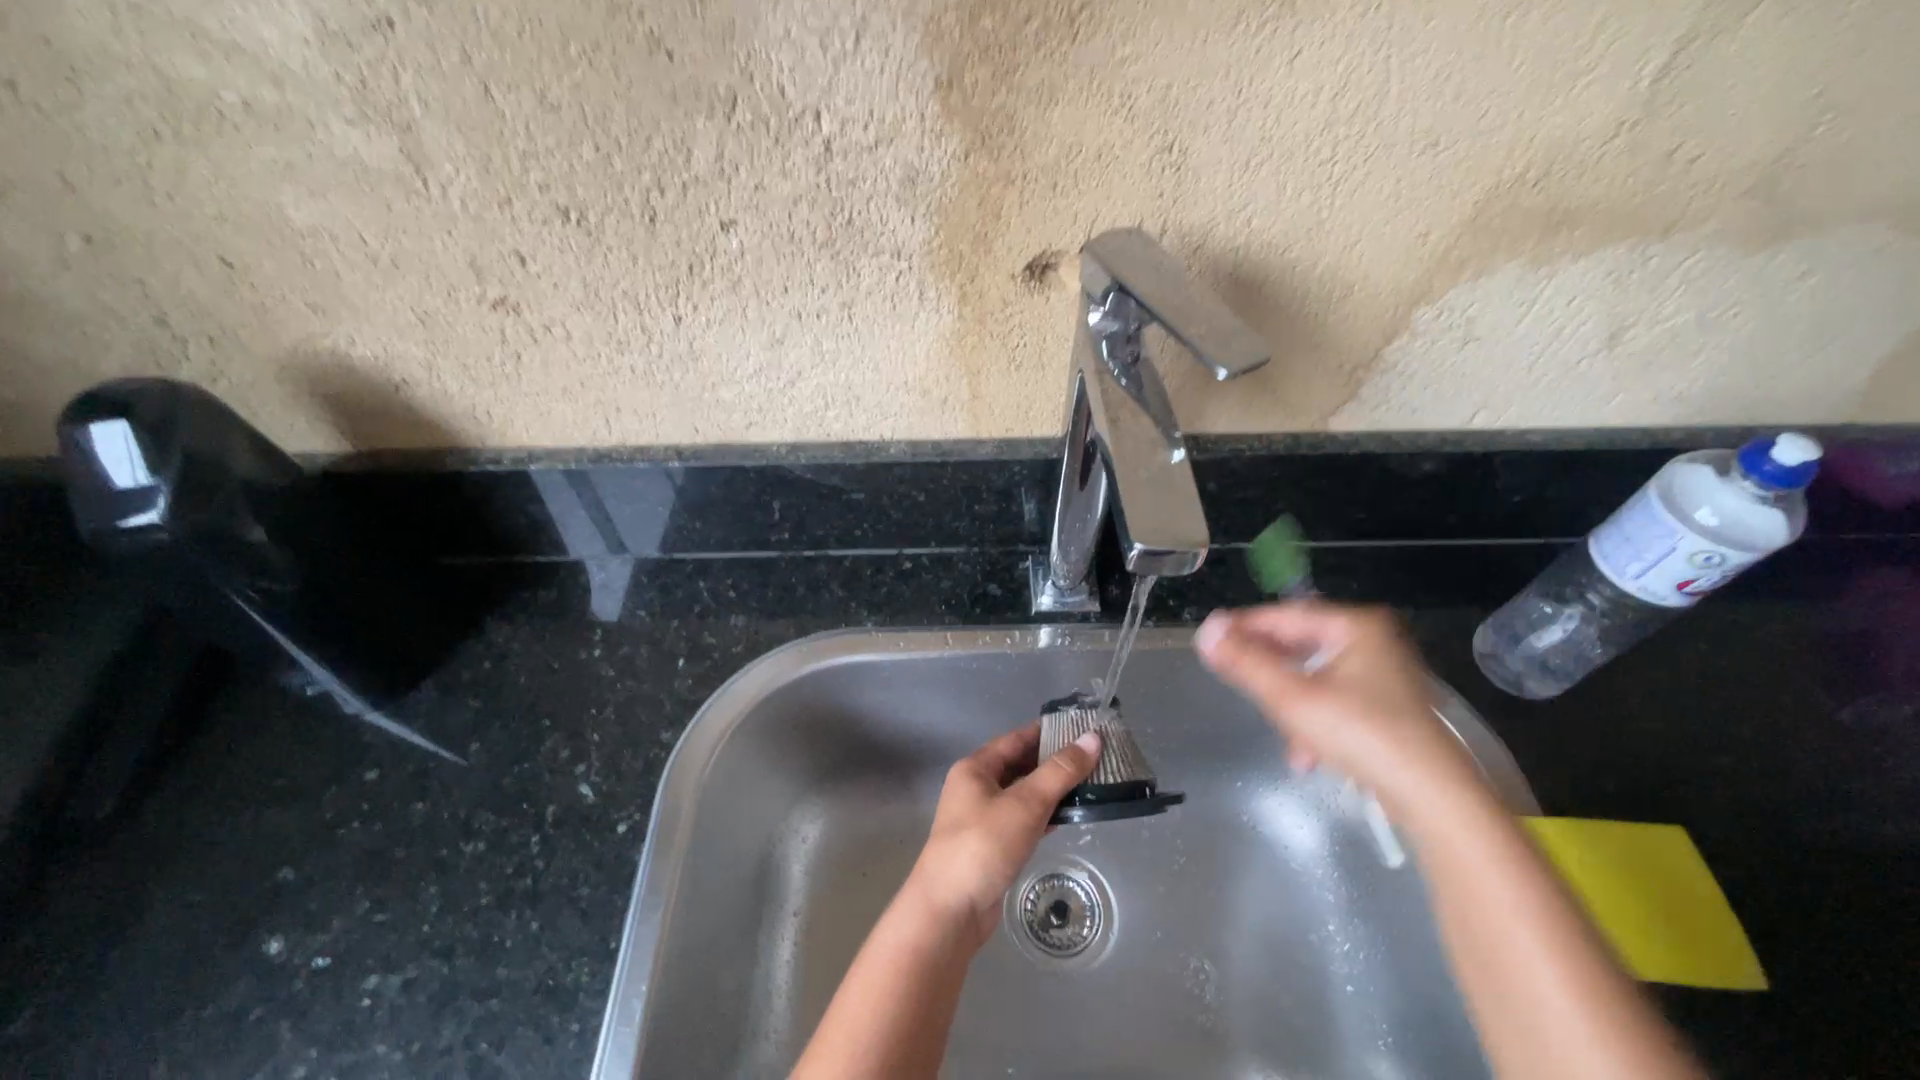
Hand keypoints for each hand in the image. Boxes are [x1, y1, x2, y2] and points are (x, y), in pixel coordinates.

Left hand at [900, 722, 1102, 948]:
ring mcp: (982, 819)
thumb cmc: (984, 845)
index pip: (1016, 739)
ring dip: (1052, 791)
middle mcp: (975, 789)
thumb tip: (1092, 737)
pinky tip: (1068, 818)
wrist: (951, 909)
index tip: (1083, 728)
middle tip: (1095, 757)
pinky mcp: (991, 846)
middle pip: (1019, 766)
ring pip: (1022, 795)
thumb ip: (1060, 771)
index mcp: (975, 769)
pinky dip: (1044, 816)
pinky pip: (1022, 821)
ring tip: (1091, 784)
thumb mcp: (1026, 803)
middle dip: (1054, 762)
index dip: (1048, 732)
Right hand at [1193, 599, 1486, 814]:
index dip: (1243, 627)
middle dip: (1270, 674)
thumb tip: (1206, 631)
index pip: (1284, 616)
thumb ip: (1246, 663)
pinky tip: (1307, 755)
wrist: (1432, 792)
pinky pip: (1334, 700)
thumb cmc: (1361, 734)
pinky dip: (1315, 722)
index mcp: (1354, 625)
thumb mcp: (1292, 698)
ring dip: (1292, 707)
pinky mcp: (1388, 705)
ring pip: (1315, 678)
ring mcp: (1383, 673)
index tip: (1209, 639)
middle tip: (1235, 681)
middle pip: (1300, 646)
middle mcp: (1372, 640)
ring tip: (1283, 736)